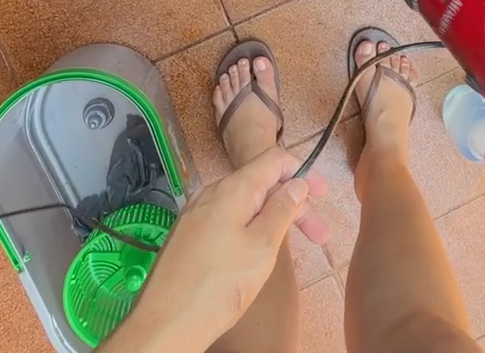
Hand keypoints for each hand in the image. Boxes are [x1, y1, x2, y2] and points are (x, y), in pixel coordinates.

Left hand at [105, 148, 328, 352]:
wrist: (163, 325)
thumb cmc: (219, 286)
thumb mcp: (262, 248)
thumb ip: (282, 210)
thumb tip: (296, 184)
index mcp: (232, 188)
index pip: (273, 159)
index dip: (301, 171)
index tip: (322, 193)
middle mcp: (212, 192)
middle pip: (260, 183)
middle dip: (292, 203)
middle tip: (319, 234)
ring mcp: (197, 213)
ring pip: (244, 204)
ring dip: (272, 217)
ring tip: (292, 243)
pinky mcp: (189, 235)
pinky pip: (227, 218)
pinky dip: (250, 226)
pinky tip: (258, 249)